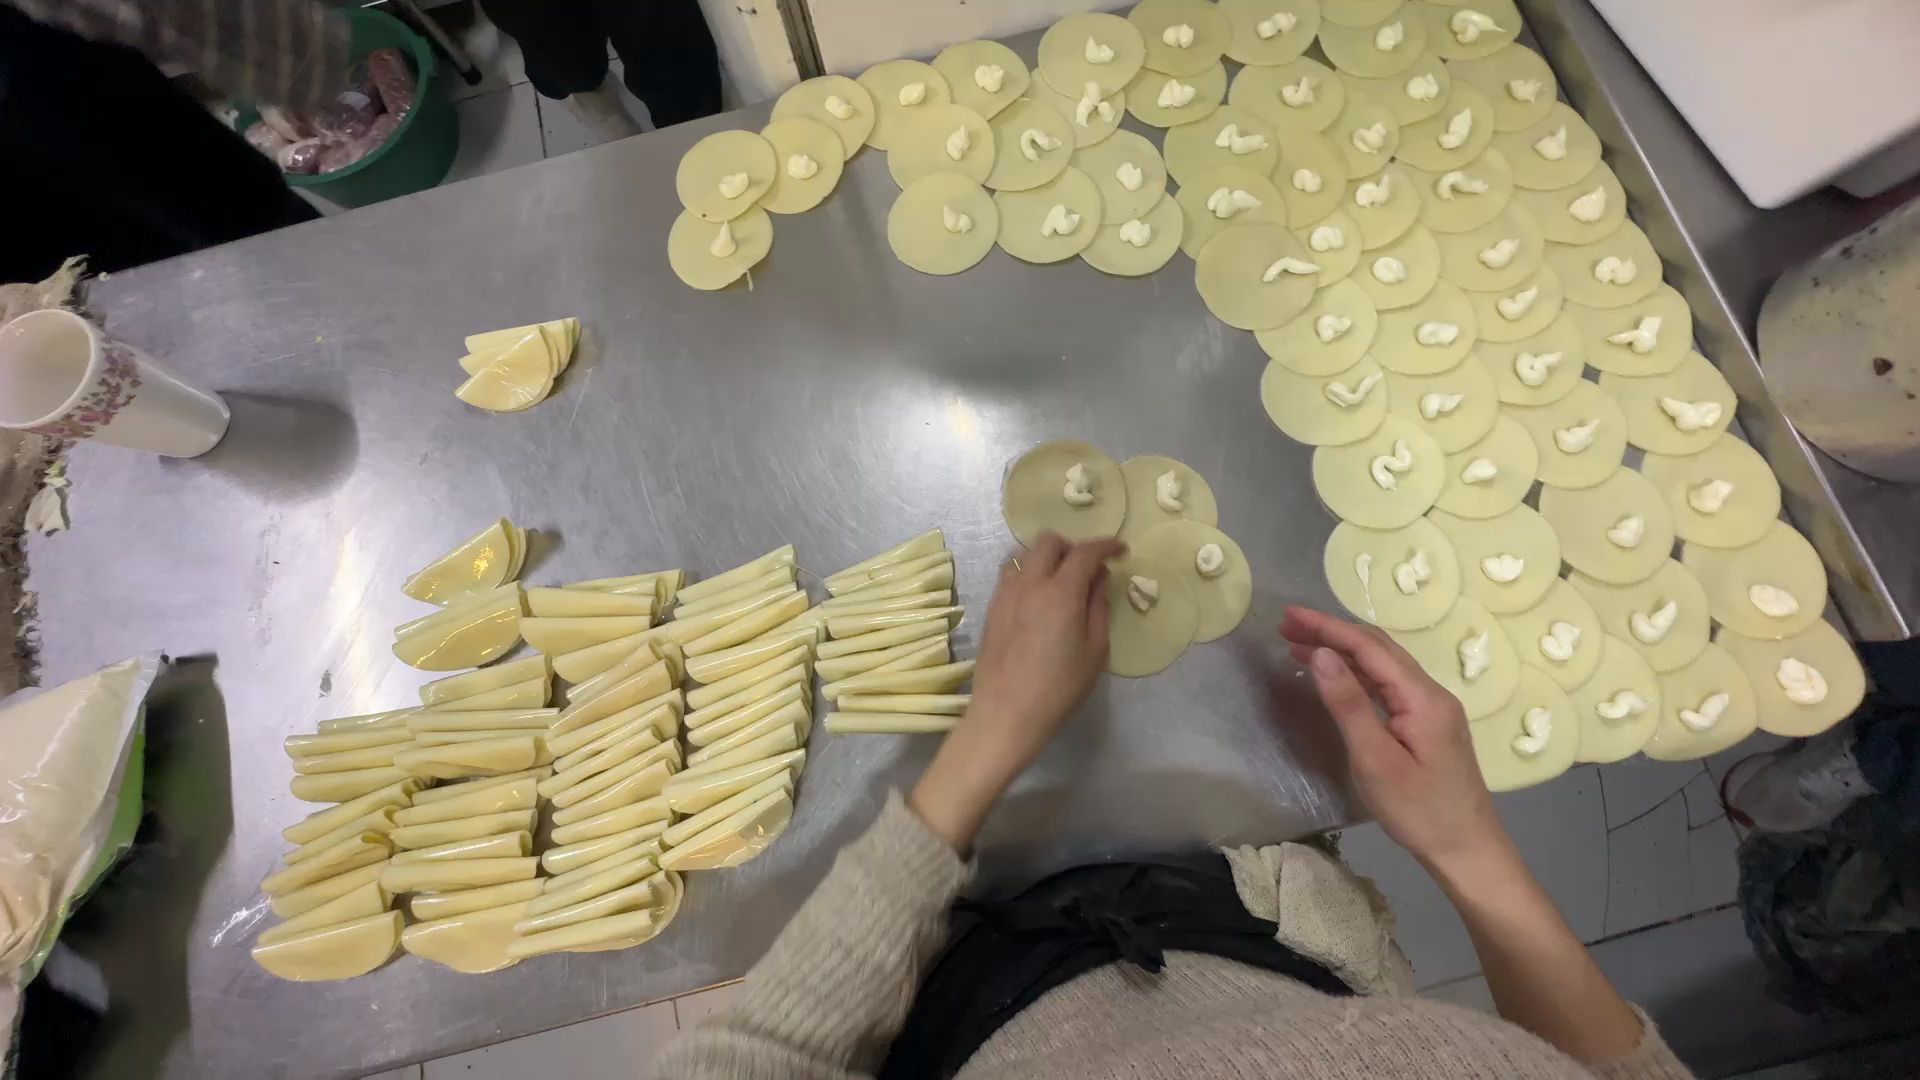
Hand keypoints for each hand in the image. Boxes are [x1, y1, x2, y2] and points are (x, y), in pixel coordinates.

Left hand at [909, 531, 1124, 849]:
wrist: (1006, 714)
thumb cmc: (1059, 688)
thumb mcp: (1094, 650)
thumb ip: (1098, 607)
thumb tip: (1099, 579)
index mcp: (1060, 592)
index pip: (1085, 552)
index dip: (1106, 546)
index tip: (1120, 551)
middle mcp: (1029, 584)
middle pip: (1048, 542)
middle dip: (1072, 546)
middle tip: (1088, 568)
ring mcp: (1005, 594)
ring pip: (1023, 554)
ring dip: (1046, 558)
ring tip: (1060, 582)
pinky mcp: (991, 608)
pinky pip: (1010, 575)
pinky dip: (1028, 574)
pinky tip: (1037, 599)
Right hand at [1280, 605, 1510, 875]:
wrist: (1467, 852)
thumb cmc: (1418, 810)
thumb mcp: (1375, 759)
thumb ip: (1348, 703)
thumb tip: (1321, 654)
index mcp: (1422, 698)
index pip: (1369, 648)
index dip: (1327, 627)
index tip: (1289, 616)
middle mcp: (1430, 693)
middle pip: (1376, 648)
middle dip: (1330, 631)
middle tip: (1286, 625)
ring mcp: (1430, 708)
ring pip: (1380, 664)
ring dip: (1340, 649)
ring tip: (1296, 643)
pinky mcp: (1424, 722)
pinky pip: (1384, 683)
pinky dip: (1353, 671)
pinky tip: (1330, 674)